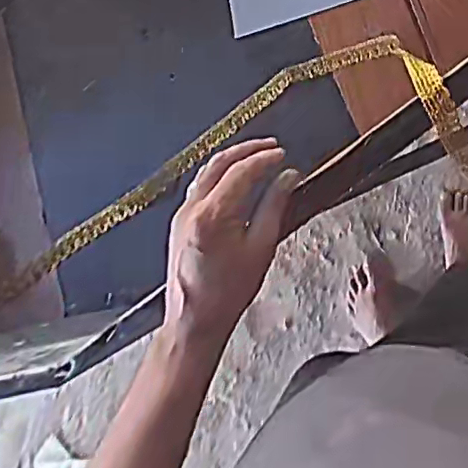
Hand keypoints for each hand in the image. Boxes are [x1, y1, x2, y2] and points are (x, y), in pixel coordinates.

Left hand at [163, 138, 297, 350]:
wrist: (194, 320)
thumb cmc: (227, 293)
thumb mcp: (261, 247)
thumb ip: (274, 206)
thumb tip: (287, 178)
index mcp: (213, 215)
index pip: (242, 171)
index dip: (264, 159)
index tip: (282, 155)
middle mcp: (193, 208)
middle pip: (221, 162)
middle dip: (248, 149)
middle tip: (271, 147)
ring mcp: (183, 213)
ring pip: (208, 170)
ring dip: (233, 158)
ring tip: (256, 156)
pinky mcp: (180, 220)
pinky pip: (200, 185)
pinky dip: (220, 173)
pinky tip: (234, 177)